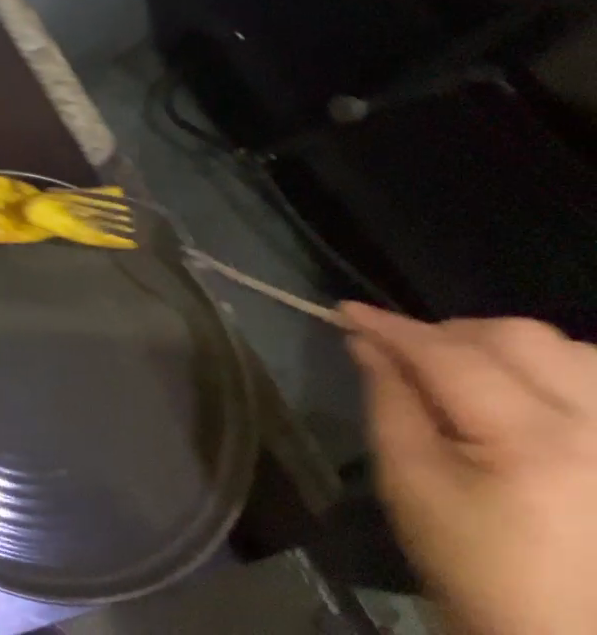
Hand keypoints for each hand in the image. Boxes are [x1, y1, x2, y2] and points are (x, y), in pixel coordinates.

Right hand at [343, 301, 596, 634]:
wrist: (554, 628)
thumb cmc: (470, 559)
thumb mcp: (409, 479)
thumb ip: (390, 400)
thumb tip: (366, 341)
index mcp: (536, 442)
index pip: (451, 355)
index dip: (392, 327)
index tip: (344, 311)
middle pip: (521, 338)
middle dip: (451, 334)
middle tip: (407, 353)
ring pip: (571, 350)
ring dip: (509, 350)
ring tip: (469, 374)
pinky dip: (557, 370)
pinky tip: (524, 395)